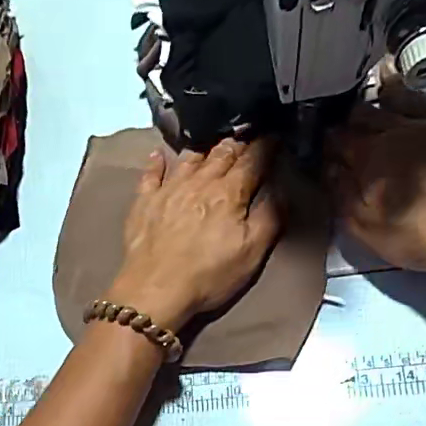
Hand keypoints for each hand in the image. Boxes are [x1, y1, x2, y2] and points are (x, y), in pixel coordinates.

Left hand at [103, 137, 280, 331]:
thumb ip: (270, 218)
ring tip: (212, 144)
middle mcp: (199, 182)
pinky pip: (151, 173)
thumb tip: (280, 190)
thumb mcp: (252, 253)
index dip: (267, 146)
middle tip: (246, 138)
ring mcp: (169, 189)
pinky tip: (159, 155)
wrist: (155, 290)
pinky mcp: (145, 202)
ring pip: (190, 157)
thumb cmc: (208, 276)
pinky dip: (157, 161)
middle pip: (222, 153)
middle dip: (237, 143)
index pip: (253, 160)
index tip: (275, 136)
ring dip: (204, 148)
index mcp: (230, 193)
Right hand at [329, 101, 425, 291]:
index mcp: (372, 153)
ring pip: (410, 98)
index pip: (340, 137)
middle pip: (370, 112)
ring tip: (386, 98)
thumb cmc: (417, 235)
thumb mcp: (366, 227)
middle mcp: (403, 128)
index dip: (329, 142)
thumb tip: (330, 168)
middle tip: (350, 128)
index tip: (325, 149)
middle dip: (355, 118)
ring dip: (394, 98)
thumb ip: (342, 194)